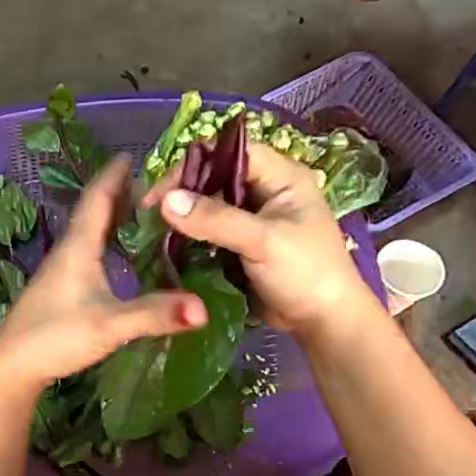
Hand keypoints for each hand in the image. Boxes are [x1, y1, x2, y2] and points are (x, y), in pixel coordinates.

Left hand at [0, 155, 206, 392]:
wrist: (12, 368)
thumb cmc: (56, 336)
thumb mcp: (111, 325)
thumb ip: (155, 314)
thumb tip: (204, 309)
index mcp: (79, 247)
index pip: (97, 199)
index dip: (114, 175)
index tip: (132, 155)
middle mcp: (68, 252)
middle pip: (94, 212)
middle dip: (119, 194)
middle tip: (150, 184)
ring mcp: (61, 272)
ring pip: (90, 233)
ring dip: (112, 218)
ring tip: (139, 213)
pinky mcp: (60, 291)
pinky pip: (88, 253)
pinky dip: (107, 243)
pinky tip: (117, 256)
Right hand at [148, 142, 378, 338]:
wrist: (325, 322)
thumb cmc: (306, 273)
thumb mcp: (263, 242)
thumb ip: (216, 220)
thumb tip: (167, 201)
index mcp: (281, 177)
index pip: (231, 152)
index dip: (194, 165)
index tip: (162, 191)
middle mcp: (267, 192)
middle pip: (216, 180)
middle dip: (184, 194)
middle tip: (150, 215)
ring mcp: (255, 221)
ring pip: (211, 209)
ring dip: (186, 220)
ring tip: (154, 232)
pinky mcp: (245, 248)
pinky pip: (213, 236)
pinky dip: (193, 241)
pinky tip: (170, 249)